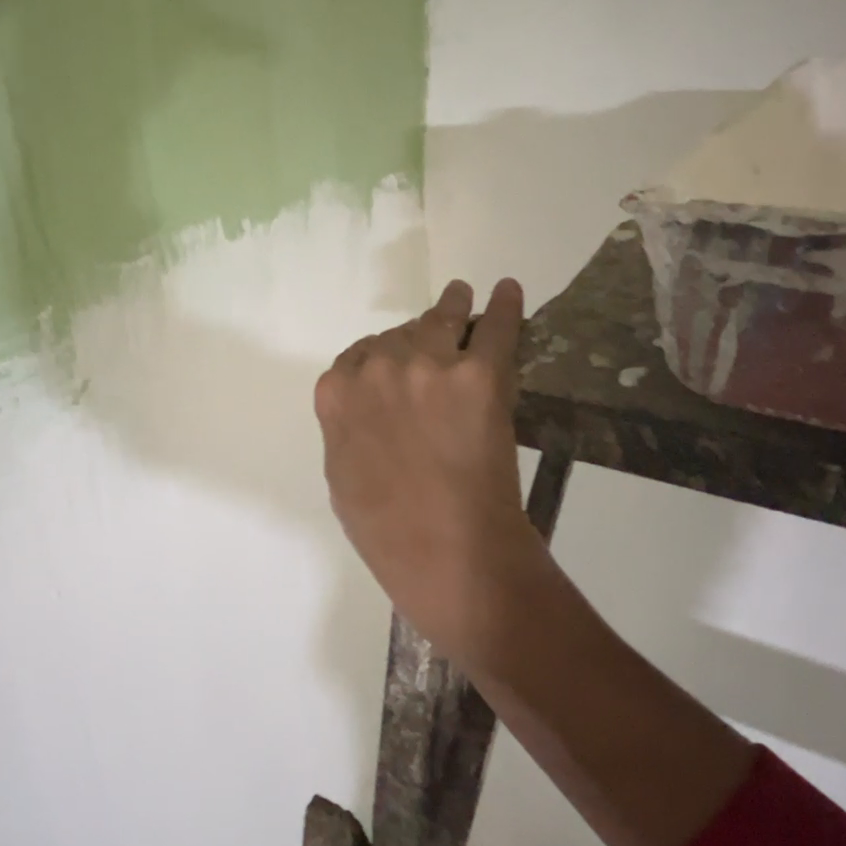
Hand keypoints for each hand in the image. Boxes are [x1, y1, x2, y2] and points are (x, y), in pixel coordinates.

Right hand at [315, 278, 533, 661]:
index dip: (378, 361)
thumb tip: (367, 413)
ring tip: (462, 296)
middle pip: (398, 336)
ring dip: (453, 307)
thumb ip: (348, 430)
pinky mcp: (481, 375)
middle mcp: (378, 367)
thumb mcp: (341, 478)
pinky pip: (496, 327)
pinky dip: (506, 306)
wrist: (448, 556)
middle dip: (414, 341)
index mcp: (336, 394)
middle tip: (432, 345)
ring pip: (443, 319)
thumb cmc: (385, 532)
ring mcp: (430, 365)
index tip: (392, 366)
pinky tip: (509, 289)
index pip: (355, 357)